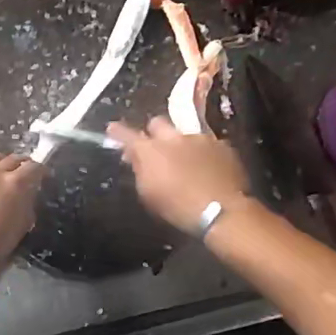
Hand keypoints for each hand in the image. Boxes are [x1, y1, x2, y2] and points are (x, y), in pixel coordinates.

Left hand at [0, 151, 46, 264]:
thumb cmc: (1, 242)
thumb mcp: (25, 221)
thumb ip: (28, 201)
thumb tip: (27, 192)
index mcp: (16, 182)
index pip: (34, 167)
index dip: (42, 171)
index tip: (44, 176)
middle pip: (14, 158)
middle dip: (24, 164)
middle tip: (27, 174)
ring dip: (4, 162)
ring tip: (6, 172)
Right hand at [107, 118, 250, 234]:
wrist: (221, 211)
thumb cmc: (176, 207)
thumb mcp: (147, 193)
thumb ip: (139, 170)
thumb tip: (133, 156)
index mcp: (150, 150)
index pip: (126, 134)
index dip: (117, 132)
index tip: (112, 129)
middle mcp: (173, 138)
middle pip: (157, 123)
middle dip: (154, 133)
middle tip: (154, 148)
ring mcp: (200, 139)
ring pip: (184, 134)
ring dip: (181, 145)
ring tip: (186, 162)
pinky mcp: (223, 146)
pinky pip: (207, 144)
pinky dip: (203, 153)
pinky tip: (206, 168)